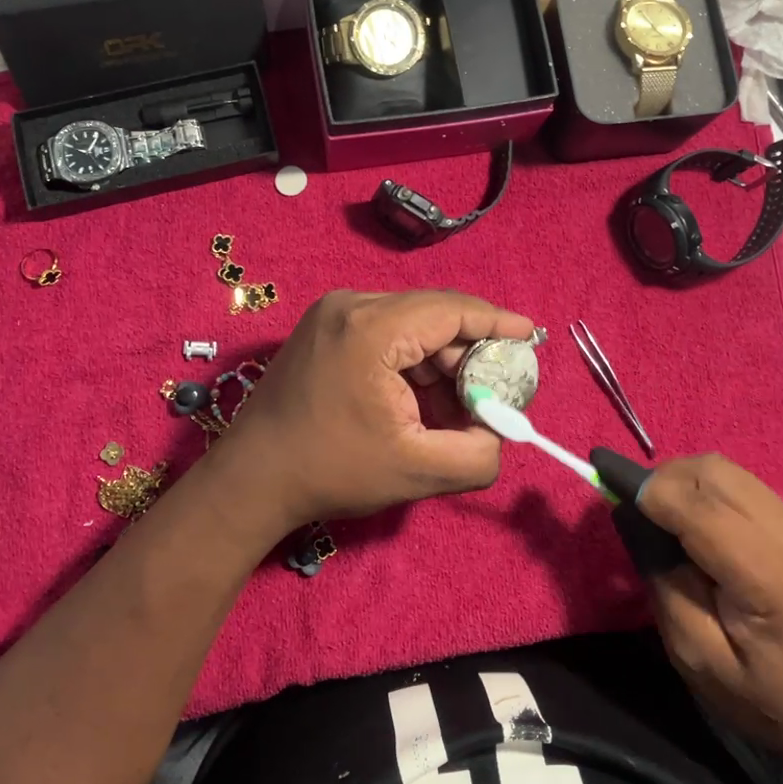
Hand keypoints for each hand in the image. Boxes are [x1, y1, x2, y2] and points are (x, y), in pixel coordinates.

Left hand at [214, 290, 535, 529]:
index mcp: (373, 328)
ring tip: (458, 407)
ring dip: (438, 362)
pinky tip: (421, 401)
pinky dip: (410, 363)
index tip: (530, 336)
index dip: (496, 323)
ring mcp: (331, 314)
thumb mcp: (418, 471)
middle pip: (431, 315)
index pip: (451, 309)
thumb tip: (498, 432)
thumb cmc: (332, 470)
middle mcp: (351, 305)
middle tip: (495, 391)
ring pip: (408, 326)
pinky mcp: (321, 330)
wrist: (252, 478)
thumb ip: (478, 453)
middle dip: (468, 354)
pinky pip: (383, 334)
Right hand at [637, 454, 782, 783]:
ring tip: (664, 521)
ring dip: (685, 483)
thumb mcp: (696, 655)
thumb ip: (662, 579)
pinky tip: (699, 530)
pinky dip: (708, 494)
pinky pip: (744, 488)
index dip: (648, 492)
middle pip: (715, 472)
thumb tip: (630, 513)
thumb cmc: (766, 703)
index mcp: (776, 580)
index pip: (700, 507)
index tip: (606, 487)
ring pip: (728, 472)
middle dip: (663, 480)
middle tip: (635, 512)